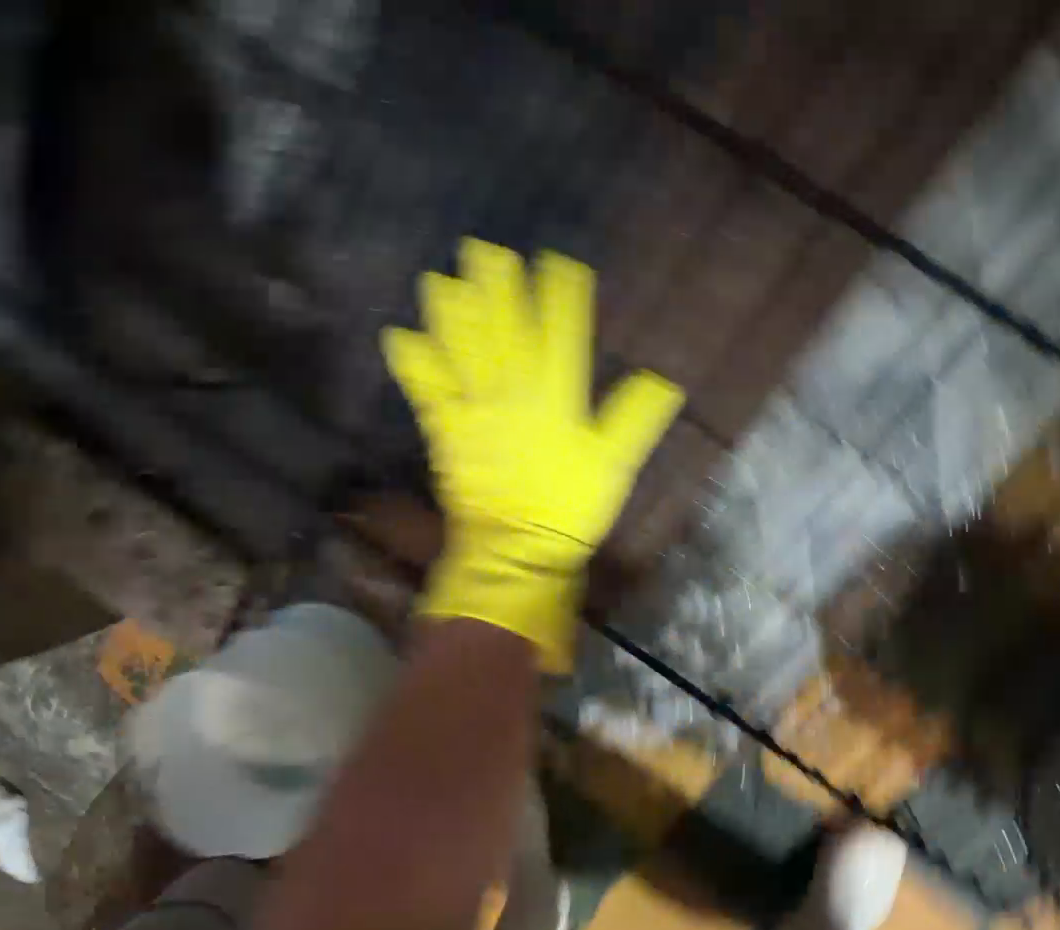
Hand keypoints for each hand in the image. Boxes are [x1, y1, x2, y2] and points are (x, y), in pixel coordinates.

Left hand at [382, 239, 684, 671]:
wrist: (517, 550)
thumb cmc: (569, 509)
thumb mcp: (615, 467)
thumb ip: (633, 419)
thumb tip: (661, 379)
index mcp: (557, 397)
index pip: (562, 334)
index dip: (559, 296)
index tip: (553, 261)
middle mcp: (514, 393)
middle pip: (504, 331)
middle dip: (495, 289)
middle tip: (481, 250)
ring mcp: (476, 410)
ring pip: (463, 351)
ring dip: (450, 314)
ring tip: (439, 279)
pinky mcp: (447, 432)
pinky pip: (428, 391)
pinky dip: (413, 364)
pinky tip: (398, 336)